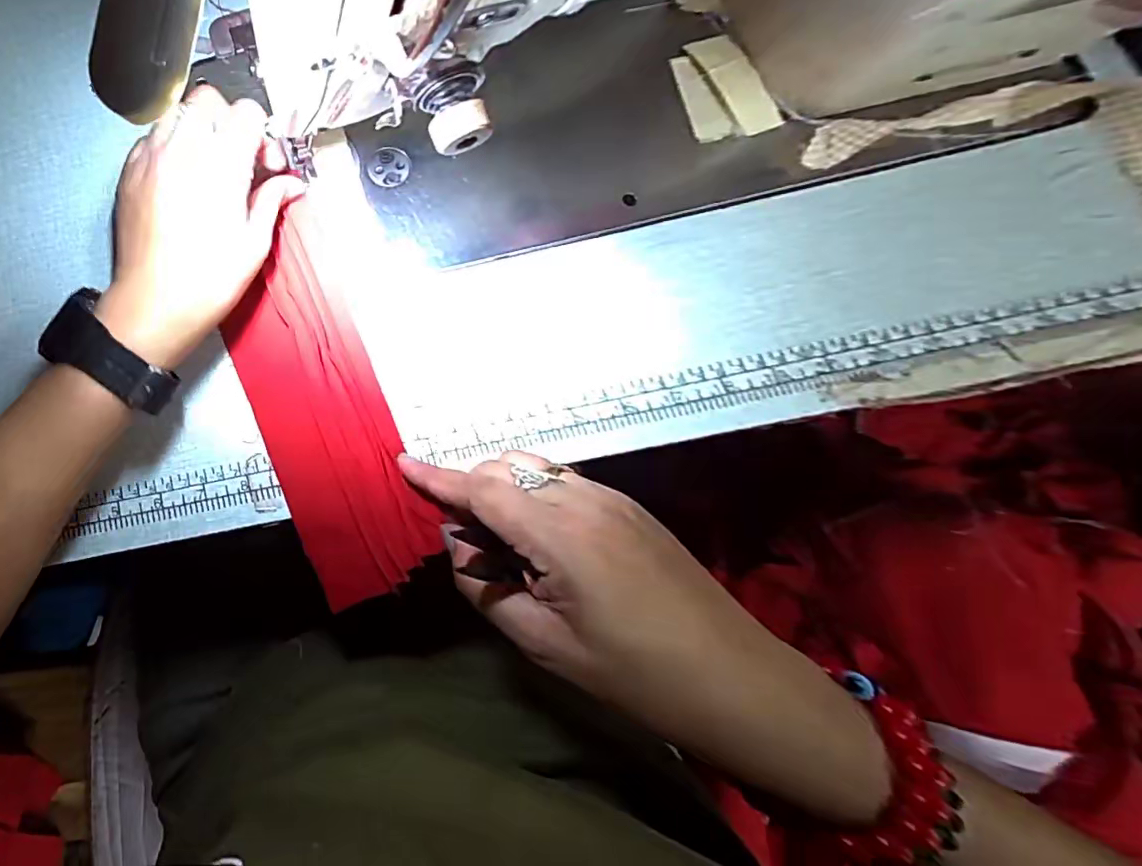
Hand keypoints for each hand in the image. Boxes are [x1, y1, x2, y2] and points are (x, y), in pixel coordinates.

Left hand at [97, 85, 305, 368]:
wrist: (153, 306)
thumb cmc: (207, 281)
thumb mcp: (254, 242)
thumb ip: (271, 200)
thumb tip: (291, 185)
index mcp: (221, 164)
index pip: (246, 111)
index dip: (262, 133)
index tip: (265, 162)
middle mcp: (182, 150)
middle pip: (209, 99)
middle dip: (229, 120)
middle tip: (239, 156)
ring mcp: (150, 158)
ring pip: (177, 112)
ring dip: (198, 128)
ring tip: (208, 165)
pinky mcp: (128, 172)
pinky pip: (152, 137)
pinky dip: (170, 145)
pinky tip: (181, 178)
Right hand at [397, 449, 891, 824]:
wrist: (737, 680)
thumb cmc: (634, 674)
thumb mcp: (545, 644)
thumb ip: (487, 589)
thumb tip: (461, 547)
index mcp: (559, 534)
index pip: (481, 488)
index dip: (437, 476)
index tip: (403, 461)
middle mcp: (583, 499)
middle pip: (504, 469)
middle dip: (470, 487)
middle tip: (466, 541)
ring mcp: (611, 498)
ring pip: (534, 468)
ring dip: (503, 488)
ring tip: (502, 540)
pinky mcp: (629, 506)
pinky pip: (563, 481)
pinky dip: (534, 494)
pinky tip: (542, 538)